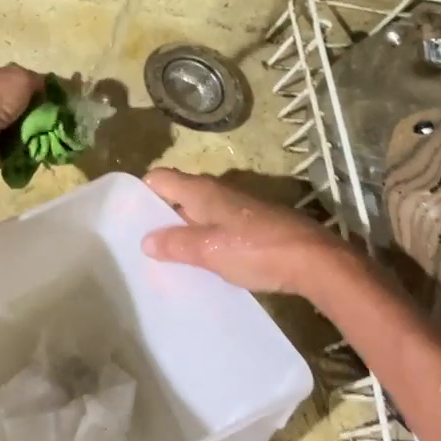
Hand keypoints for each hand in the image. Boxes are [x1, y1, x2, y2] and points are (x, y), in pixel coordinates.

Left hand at [0, 64, 43, 174]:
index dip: (29, 83)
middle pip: (11, 100)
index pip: (9, 75)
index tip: (48, 94)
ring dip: (28, 130)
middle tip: (52, 117)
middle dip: (31, 109)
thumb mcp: (20, 77)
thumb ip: (35, 79)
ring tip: (48, 134)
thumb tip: (43, 87)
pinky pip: (9, 145)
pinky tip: (37, 148)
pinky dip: (22, 147)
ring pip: (11, 123)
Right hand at [140, 169, 353, 296]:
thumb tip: (145, 240)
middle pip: (177, 195)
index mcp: (200, 191)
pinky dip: (204, 238)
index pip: (159, 178)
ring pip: (198, 212)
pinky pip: (216, 225)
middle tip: (142, 241)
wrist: (314, 260)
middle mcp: (216, 191)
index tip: (126, 215)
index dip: (141, 192)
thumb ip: (175, 244)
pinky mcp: (252, 225)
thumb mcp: (209, 250)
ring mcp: (236, 208)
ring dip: (182, 229)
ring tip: (167, 256)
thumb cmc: (255, 249)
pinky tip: (202, 262)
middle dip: (159, 214)